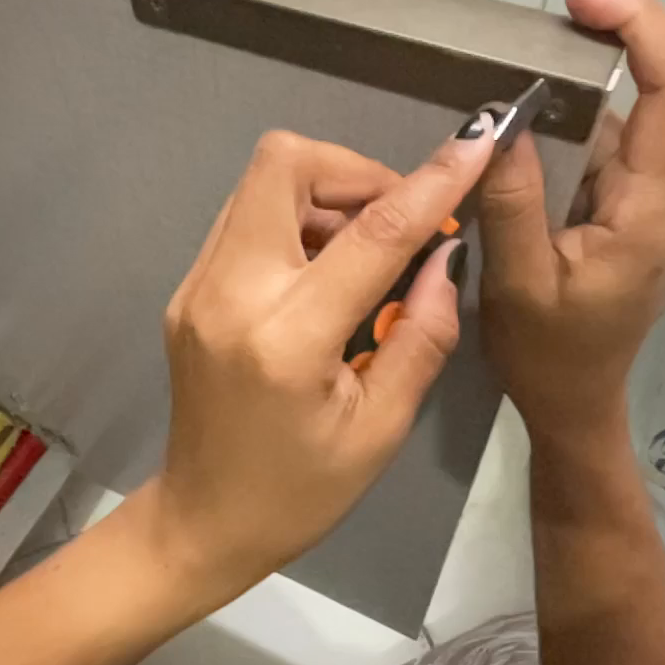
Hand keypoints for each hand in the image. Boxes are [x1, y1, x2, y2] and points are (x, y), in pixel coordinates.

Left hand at [143, 122, 496, 604]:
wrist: (203, 520)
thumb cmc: (299, 492)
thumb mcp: (380, 428)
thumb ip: (422, 334)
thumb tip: (444, 256)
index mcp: (286, 338)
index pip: (370, 234)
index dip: (430, 182)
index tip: (477, 143)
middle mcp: (229, 293)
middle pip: (284, 163)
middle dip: (355, 169)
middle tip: (397, 221)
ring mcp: (196, 286)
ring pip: (260, 183)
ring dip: (325, 195)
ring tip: (362, 253)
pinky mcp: (187, 290)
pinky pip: (245, 219)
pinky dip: (294, 222)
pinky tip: (321, 273)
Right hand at [479, 0, 664, 444]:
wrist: (576, 407)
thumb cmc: (547, 357)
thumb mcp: (517, 280)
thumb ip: (512, 197)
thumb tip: (503, 118)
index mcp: (651, 212)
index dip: (641, 26)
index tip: (582, 0)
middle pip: (646, 106)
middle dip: (582, 82)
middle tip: (513, 83)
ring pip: (623, 137)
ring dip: (568, 127)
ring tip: (508, 147)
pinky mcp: (649, 222)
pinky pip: (614, 165)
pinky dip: (574, 155)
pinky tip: (531, 176)